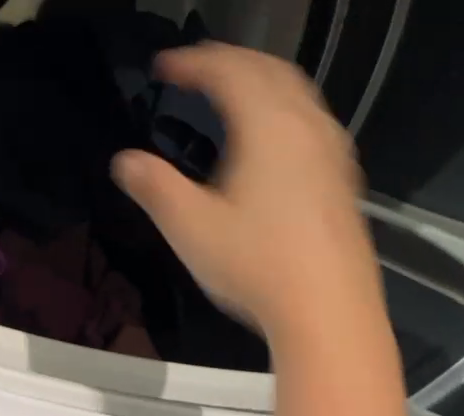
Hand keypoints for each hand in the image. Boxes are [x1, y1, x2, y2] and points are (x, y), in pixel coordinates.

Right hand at [112, 43, 383, 343]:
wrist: (325, 305)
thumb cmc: (256, 264)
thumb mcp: (190, 229)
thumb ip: (155, 189)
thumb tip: (124, 162)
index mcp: (268, 127)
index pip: (228, 72)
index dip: (193, 63)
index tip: (163, 65)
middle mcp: (305, 125)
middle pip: (269, 71)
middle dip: (228, 62)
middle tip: (195, 69)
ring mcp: (328, 149)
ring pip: (294, 92)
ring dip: (258, 80)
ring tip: (229, 92)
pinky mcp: (338, 174)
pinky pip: (308, 118)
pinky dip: (280, 106)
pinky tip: (268, 137)